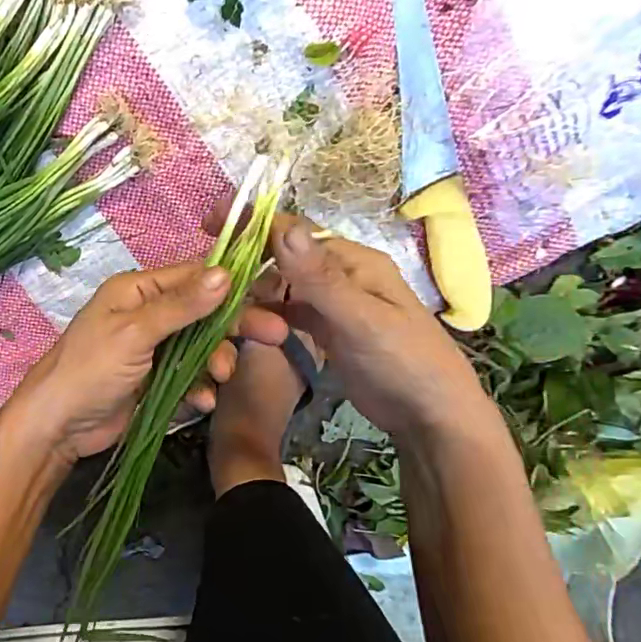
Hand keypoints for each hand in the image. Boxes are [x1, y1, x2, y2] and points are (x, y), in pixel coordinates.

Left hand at [0, 262, 289, 464]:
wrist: (57, 428)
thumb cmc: (90, 370)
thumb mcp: (136, 333)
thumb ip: (182, 305)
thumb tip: (226, 273)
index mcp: (140, 291)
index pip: (196, 276)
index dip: (232, 284)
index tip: (268, 294)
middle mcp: (151, 313)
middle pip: (206, 311)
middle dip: (236, 326)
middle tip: (275, 335)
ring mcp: (156, 347)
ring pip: (204, 345)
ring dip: (217, 360)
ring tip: (220, 378)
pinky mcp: (159, 378)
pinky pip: (192, 375)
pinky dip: (201, 385)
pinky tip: (202, 400)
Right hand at [221, 208, 491, 438]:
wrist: (431, 417)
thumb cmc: (404, 361)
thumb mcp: (362, 319)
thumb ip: (320, 278)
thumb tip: (283, 226)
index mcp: (354, 260)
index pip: (297, 231)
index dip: (254, 224)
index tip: (209, 225)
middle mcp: (342, 275)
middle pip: (286, 257)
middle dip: (250, 261)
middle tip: (211, 280)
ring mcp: (335, 305)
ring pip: (285, 287)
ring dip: (257, 293)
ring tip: (226, 310)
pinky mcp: (329, 332)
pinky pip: (291, 313)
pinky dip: (270, 315)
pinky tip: (248, 326)